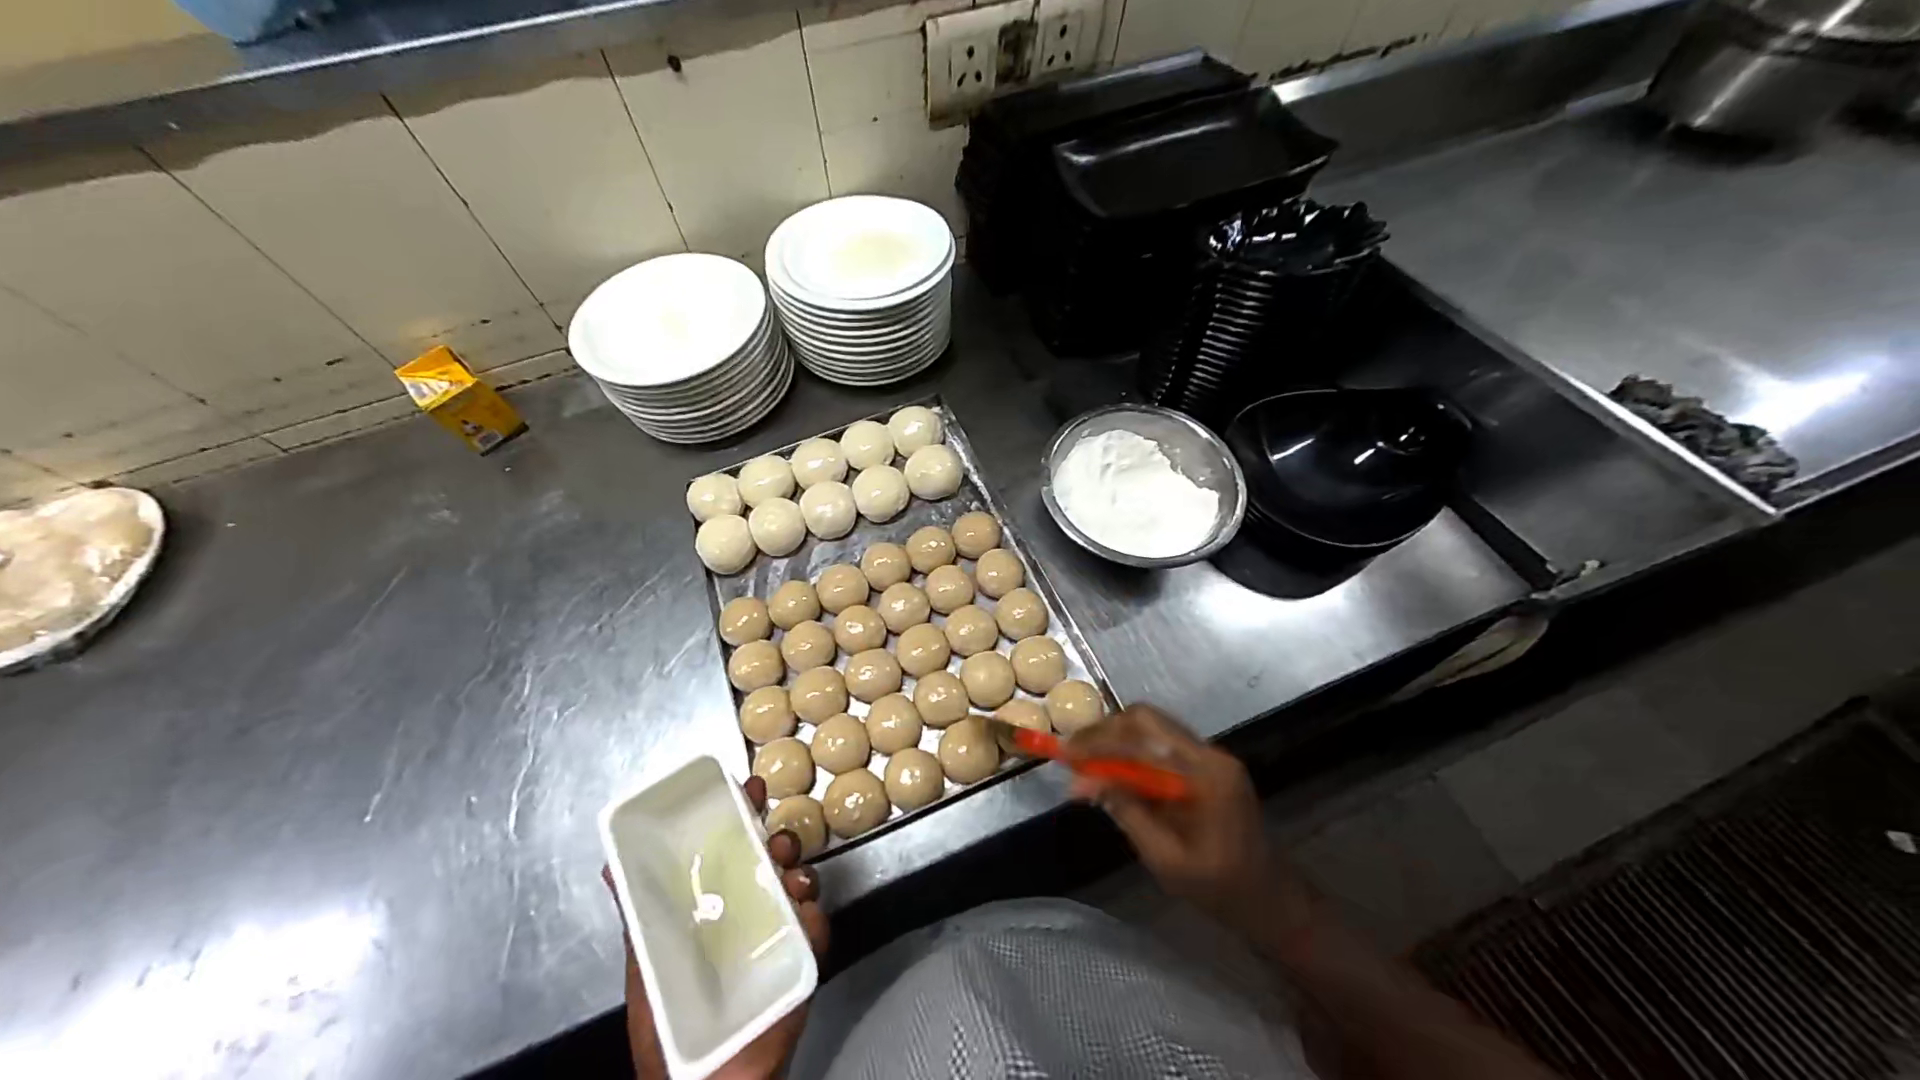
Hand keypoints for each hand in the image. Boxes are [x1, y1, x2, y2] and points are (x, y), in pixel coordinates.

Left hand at [603, 775, 829, 1079]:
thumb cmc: (669, 1026)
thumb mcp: (646, 964)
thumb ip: (638, 914)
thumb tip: (611, 864)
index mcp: (714, 905)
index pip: (732, 848)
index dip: (742, 815)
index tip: (749, 789)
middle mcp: (749, 912)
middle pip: (772, 860)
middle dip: (779, 839)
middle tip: (777, 837)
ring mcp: (778, 935)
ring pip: (800, 885)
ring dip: (800, 872)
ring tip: (792, 877)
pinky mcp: (802, 961)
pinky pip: (816, 928)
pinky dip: (814, 919)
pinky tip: (803, 918)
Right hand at [1065, 704, 1308, 934]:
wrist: (1272, 900)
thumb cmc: (1221, 889)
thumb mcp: (1166, 859)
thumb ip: (1127, 812)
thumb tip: (1083, 781)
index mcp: (1207, 773)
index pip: (1144, 735)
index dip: (1100, 741)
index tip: (1066, 754)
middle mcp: (1210, 753)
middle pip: (1146, 720)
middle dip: (1104, 733)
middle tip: (1072, 756)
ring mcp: (1210, 757)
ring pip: (1151, 729)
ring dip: (1115, 741)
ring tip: (1084, 765)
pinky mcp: (1206, 767)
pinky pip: (1161, 747)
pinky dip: (1132, 755)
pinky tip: (1113, 775)